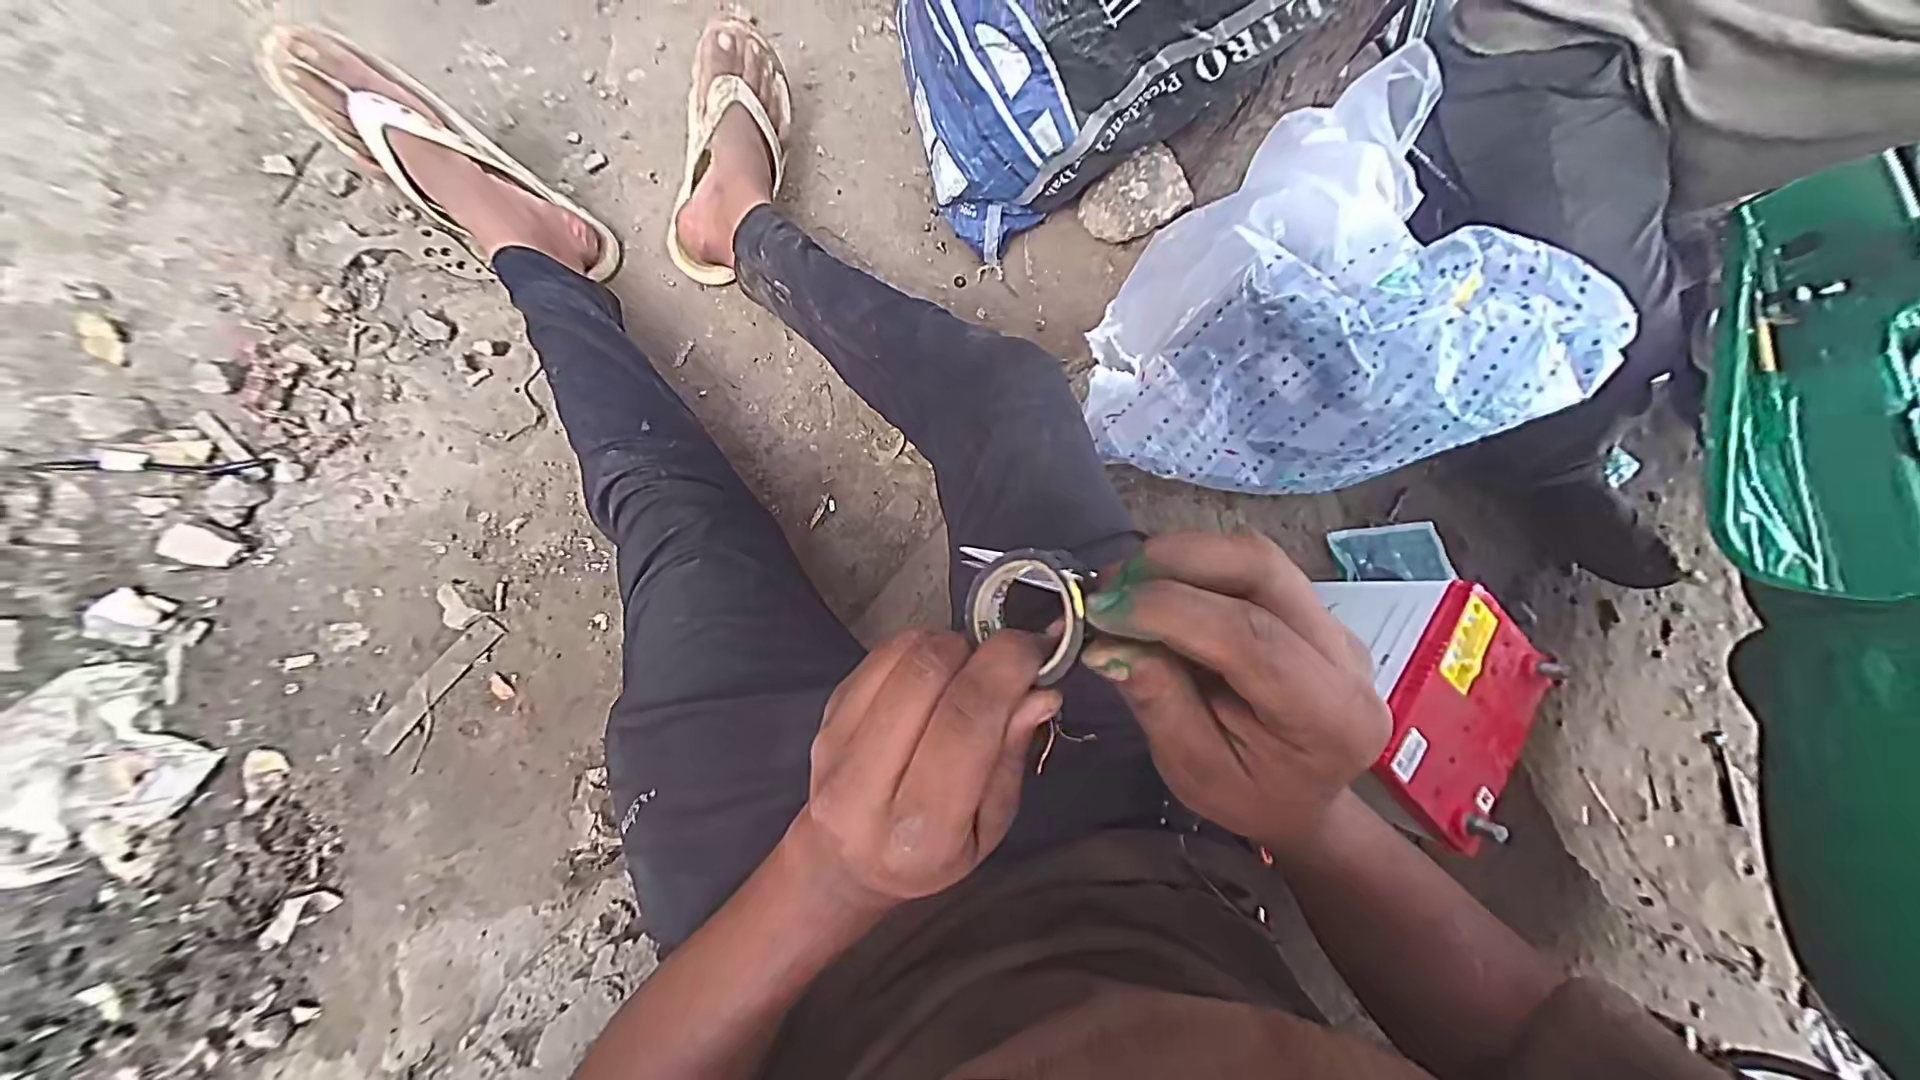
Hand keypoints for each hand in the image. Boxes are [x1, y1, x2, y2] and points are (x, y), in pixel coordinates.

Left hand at [797, 628, 1060, 907]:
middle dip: (981, 651)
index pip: (964, 722)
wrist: (846, 858)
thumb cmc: (930, 852)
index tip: (1038, 650)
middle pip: (929, 674)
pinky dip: (923, 646)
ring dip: (952, 646)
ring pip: (905, 654)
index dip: (1006, 670)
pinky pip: (884, 651)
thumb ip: (1011, 758)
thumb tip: (1041, 693)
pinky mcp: (828, 709)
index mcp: (921, 831)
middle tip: (1006, 663)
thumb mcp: (989, 826)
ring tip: (969, 672)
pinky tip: (936, 672)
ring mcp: (837, 741)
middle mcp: (866, 785)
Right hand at [1079, 531, 1389, 851]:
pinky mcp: (1307, 605)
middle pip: (1259, 568)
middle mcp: (1342, 655)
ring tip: (1125, 585)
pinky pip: (1246, 562)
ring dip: (1178, 556)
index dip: (1167, 609)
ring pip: (1252, 554)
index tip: (1101, 610)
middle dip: (1173, 561)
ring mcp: (1330, 621)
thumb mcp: (1194, 771)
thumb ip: (1158, 702)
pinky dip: (1190, 562)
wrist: (1301, 795)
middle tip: (1110, 585)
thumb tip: (1107, 642)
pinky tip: (1155, 587)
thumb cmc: (1249, 795)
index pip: (1249, 635)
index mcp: (1329, 716)